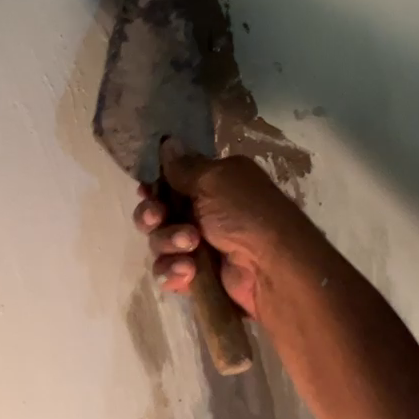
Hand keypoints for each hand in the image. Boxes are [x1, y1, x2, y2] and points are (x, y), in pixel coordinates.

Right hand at [131, 152, 306, 322]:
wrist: (272, 268)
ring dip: (168, 242)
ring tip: (192, 246)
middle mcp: (205, 211)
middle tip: (158, 217)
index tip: (146, 191)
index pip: (170, 182)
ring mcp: (201, 245)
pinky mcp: (198, 276)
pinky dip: (173, 271)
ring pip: (160, 242)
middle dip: (153, 215)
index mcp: (213, 183)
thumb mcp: (215, 180)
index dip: (153, 187)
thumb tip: (168, 142)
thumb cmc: (245, 214)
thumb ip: (184, 167)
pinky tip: (188, 272)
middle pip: (158, 212)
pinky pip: (168, 271)